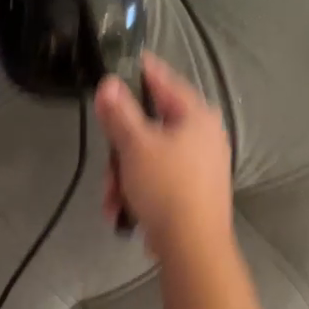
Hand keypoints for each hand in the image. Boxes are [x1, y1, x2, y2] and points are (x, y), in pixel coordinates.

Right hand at [96, 53, 233, 259]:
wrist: (192, 244)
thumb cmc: (165, 187)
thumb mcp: (135, 146)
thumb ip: (119, 113)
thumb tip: (107, 83)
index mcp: (195, 116)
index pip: (163, 81)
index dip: (139, 71)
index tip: (119, 64)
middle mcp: (202, 135)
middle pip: (148, 127)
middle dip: (119, 152)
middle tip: (106, 169)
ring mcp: (199, 165)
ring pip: (147, 158)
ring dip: (122, 178)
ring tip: (112, 202)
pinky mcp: (193, 191)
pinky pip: (156, 181)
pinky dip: (135, 192)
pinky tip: (122, 212)